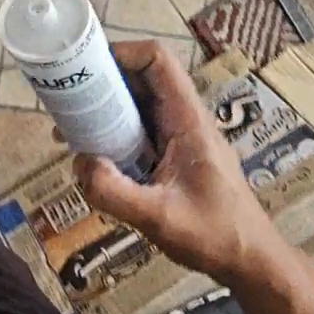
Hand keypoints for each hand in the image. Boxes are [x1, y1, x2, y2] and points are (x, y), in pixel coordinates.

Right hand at [73, 40, 283, 281]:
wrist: (250, 261)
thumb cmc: (215, 234)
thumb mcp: (160, 218)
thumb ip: (115, 192)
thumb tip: (77, 162)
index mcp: (187, 119)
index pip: (157, 60)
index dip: (121, 52)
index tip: (85, 67)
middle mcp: (182, 119)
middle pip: (140, 78)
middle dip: (101, 81)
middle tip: (64, 96)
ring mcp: (177, 137)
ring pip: (135, 105)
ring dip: (101, 109)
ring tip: (66, 125)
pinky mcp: (170, 156)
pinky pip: (136, 130)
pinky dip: (109, 133)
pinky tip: (86, 154)